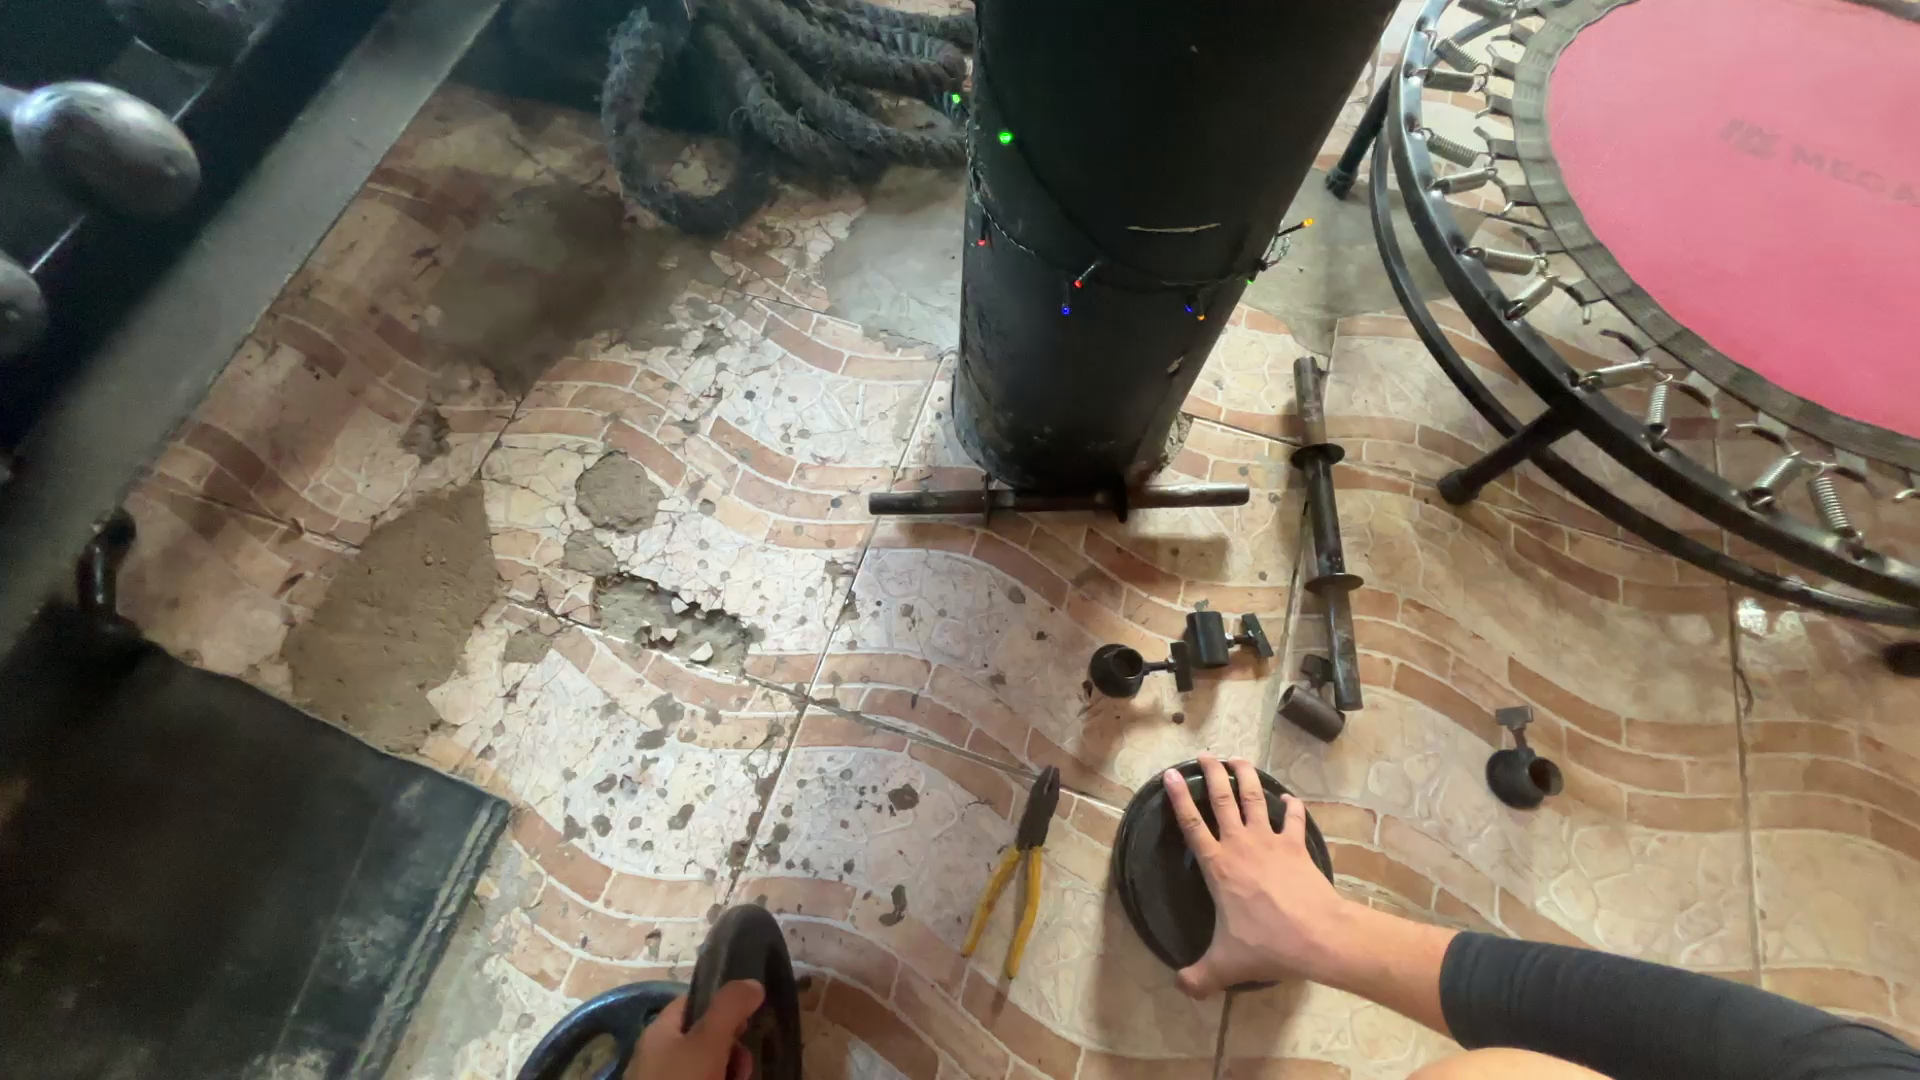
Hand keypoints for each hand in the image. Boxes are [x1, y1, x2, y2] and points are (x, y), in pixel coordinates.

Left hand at [625, 980, 764, 1079]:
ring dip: (730, 1072)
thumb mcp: (708, 1041)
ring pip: (706, 1070)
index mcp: (658, 1034)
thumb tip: (752, 984)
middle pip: (703, 1039)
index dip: (722, 1004)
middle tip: (744, 1066)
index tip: (747, 1019)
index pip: (693, 1003)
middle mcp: (657, 1060)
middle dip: (732, 1048)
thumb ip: (730, 1006)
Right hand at [1162, 754, 1355, 996]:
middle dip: (1211, 773)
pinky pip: (1292, 819)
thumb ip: (1200, 975)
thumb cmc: (1267, 944)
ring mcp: (1270, 841)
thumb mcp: (1227, 963)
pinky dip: (1291, 806)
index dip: (1178, 797)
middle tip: (1205, 754)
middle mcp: (1239, 844)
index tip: (1170, 774)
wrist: (1318, 937)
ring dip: (1245, 776)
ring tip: (1238, 759)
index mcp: (1217, 865)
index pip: (1191, 823)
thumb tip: (1180, 987)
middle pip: (1221, 798)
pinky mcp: (1296, 846)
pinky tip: (1289, 798)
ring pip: (1253, 798)